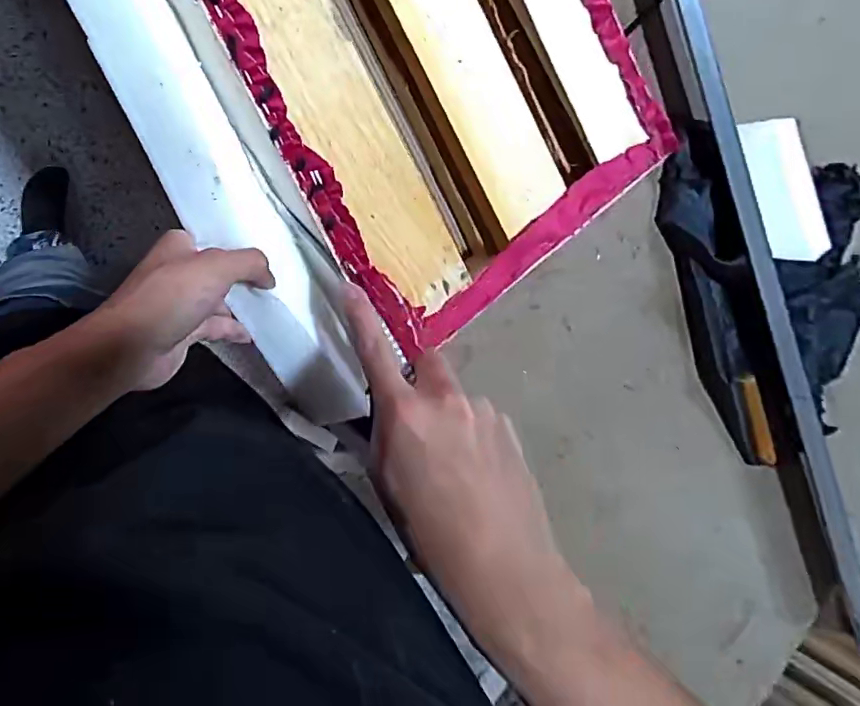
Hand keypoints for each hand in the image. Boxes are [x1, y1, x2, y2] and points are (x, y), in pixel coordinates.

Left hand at [91, 231, 273, 390]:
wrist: (130, 347)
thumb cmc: (170, 297)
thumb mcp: (216, 267)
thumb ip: (248, 263)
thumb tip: (268, 274)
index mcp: (178, 246)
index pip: (213, 240)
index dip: (238, 248)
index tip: (266, 257)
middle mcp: (177, 271)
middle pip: (217, 271)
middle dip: (242, 278)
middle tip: (273, 284)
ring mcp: (178, 303)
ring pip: (217, 300)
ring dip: (239, 305)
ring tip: (268, 309)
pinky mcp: (181, 331)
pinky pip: (214, 326)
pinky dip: (232, 329)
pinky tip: (250, 334)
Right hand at [342, 285, 584, 674]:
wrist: (508, 571)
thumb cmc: (432, 533)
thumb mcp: (388, 483)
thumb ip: (383, 436)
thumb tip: (384, 415)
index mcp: (408, 413)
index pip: (375, 351)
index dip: (360, 316)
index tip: (350, 288)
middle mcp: (447, 399)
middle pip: (426, 361)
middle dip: (414, 374)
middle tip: (411, 411)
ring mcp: (485, 411)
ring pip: (454, 396)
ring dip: (445, 414)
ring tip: (449, 463)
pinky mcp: (509, 429)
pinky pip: (479, 417)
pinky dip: (470, 432)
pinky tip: (475, 472)